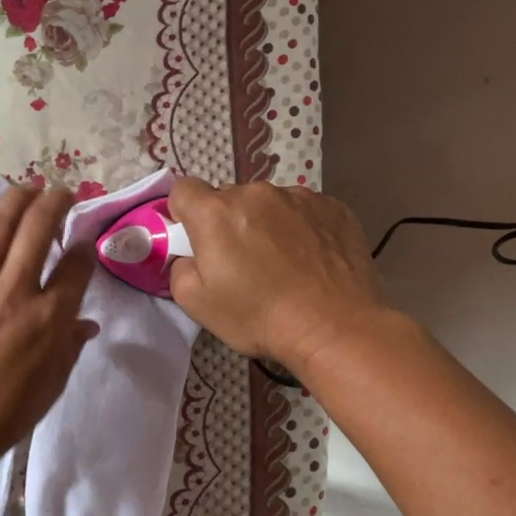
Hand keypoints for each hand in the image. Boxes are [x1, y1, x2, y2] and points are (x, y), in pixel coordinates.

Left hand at [0, 187, 97, 461]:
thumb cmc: (8, 411)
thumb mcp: (54, 382)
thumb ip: (71, 343)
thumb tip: (84, 322)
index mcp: (50, 319)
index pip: (75, 265)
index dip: (84, 247)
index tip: (83, 242)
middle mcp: (14, 293)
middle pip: (38, 229)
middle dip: (56, 202)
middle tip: (63, 193)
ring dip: (15, 200)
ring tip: (27, 190)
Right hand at [168, 179, 392, 374]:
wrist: (335, 326)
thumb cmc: (258, 316)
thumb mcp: (195, 302)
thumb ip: (180, 267)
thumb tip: (191, 256)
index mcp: (215, 213)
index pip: (183, 189)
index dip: (183, 213)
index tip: (194, 239)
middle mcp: (256, 193)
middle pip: (227, 197)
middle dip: (225, 221)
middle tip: (239, 260)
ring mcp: (299, 197)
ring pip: (266, 203)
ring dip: (264, 223)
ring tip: (280, 261)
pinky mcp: (334, 207)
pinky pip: (302, 210)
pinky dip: (298, 227)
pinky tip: (308, 259)